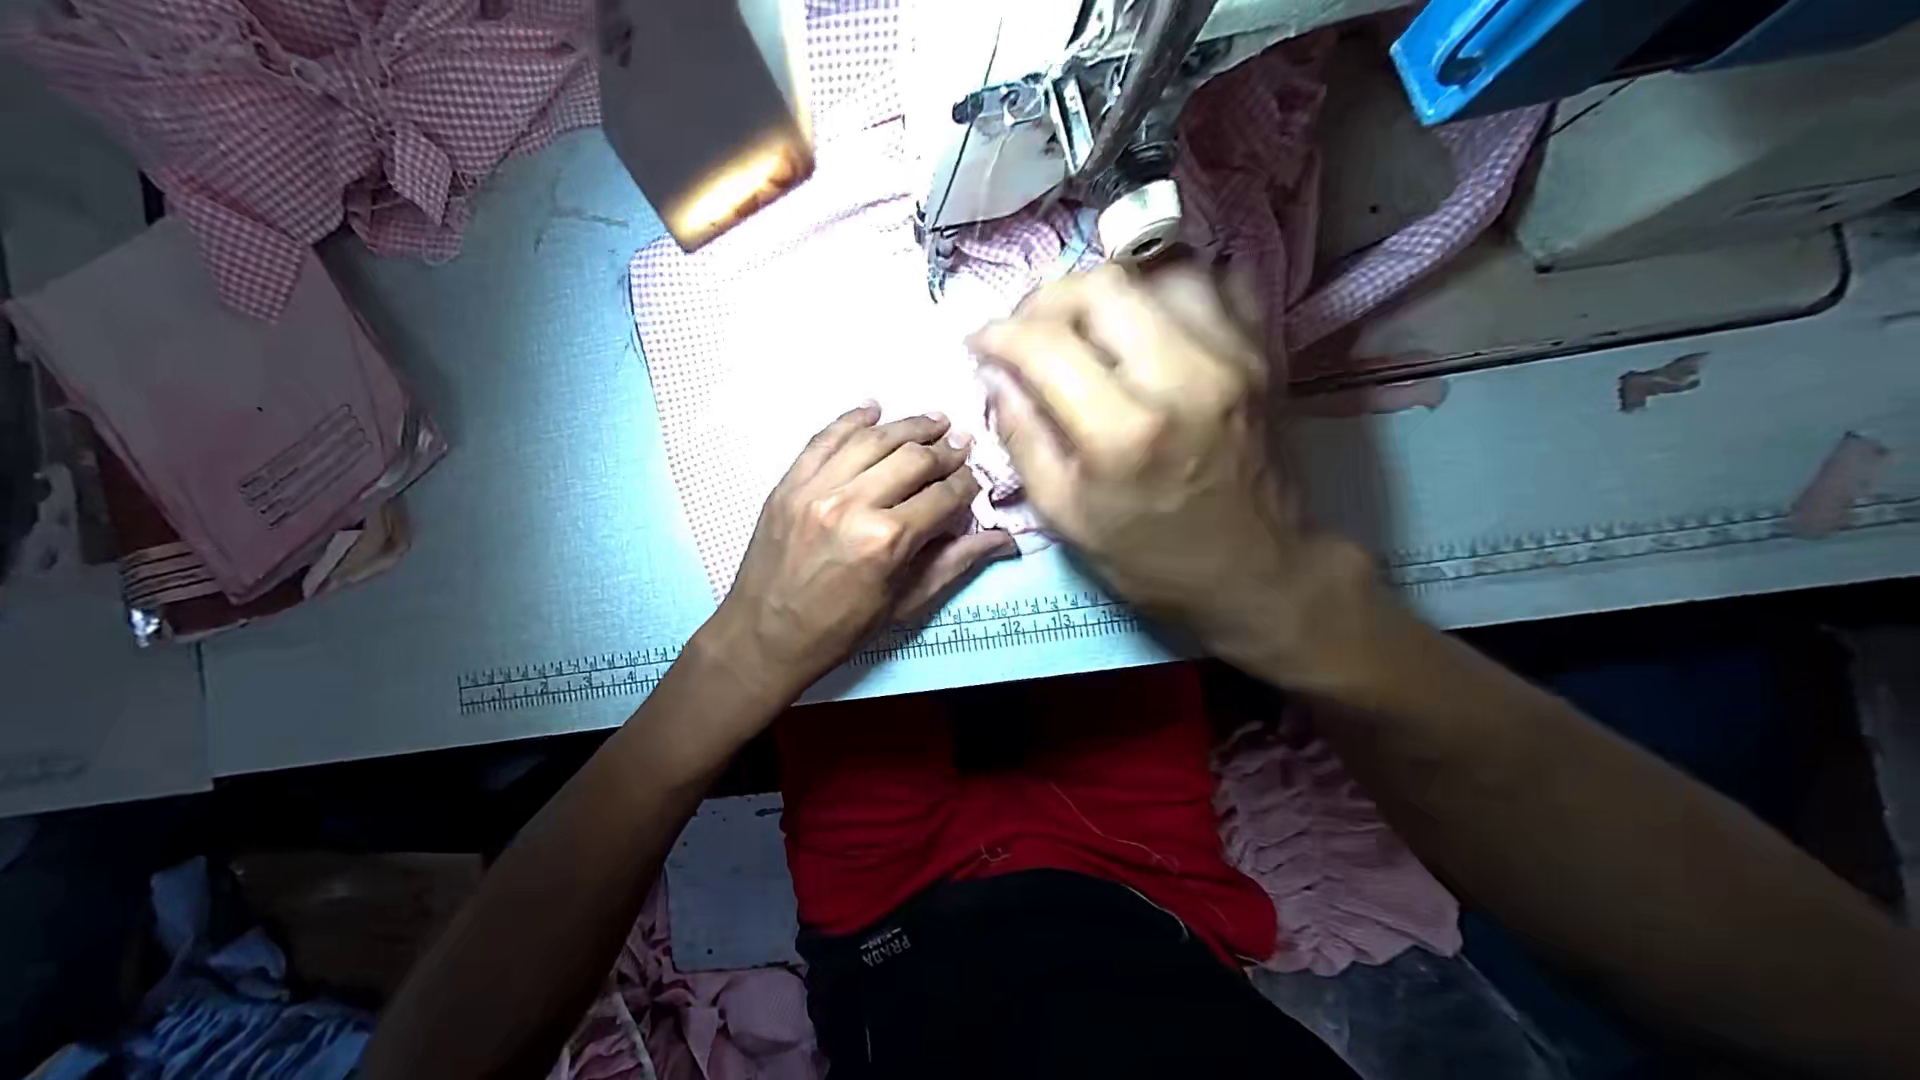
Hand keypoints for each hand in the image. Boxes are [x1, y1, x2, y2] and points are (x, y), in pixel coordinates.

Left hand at [703, 405, 1013, 700]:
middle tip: (961, 444)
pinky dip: (850, 420)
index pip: (943, 496)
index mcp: (888, 541)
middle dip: (945, 450)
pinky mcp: (788, 483)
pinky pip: (824, 439)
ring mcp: (816, 489)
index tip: (976, 479)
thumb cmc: (843, 629)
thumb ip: (956, 562)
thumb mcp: (906, 602)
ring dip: (908, 425)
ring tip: (933, 419)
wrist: (767, 635)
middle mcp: (853, 505)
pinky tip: (873, 410)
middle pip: (913, 460)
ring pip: (872, 440)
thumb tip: (1005, 537)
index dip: (967, 484)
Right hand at [969, 263, 1374, 683]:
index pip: (1044, 343)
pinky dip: (1170, 289)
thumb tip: (995, 372)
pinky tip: (1149, 324)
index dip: (998, 333)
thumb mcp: (1064, 517)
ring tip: (1089, 326)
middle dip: (1048, 299)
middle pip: (1102, 284)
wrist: (1256, 571)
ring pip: (1159, 268)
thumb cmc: (1149, 558)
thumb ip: (1022, 437)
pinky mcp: (1263, 351)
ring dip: (1110, 289)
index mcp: (1124, 433)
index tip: (982, 342)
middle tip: (1032, 331)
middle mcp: (1183, 377)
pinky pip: (1215, 280)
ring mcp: (1233, 356)